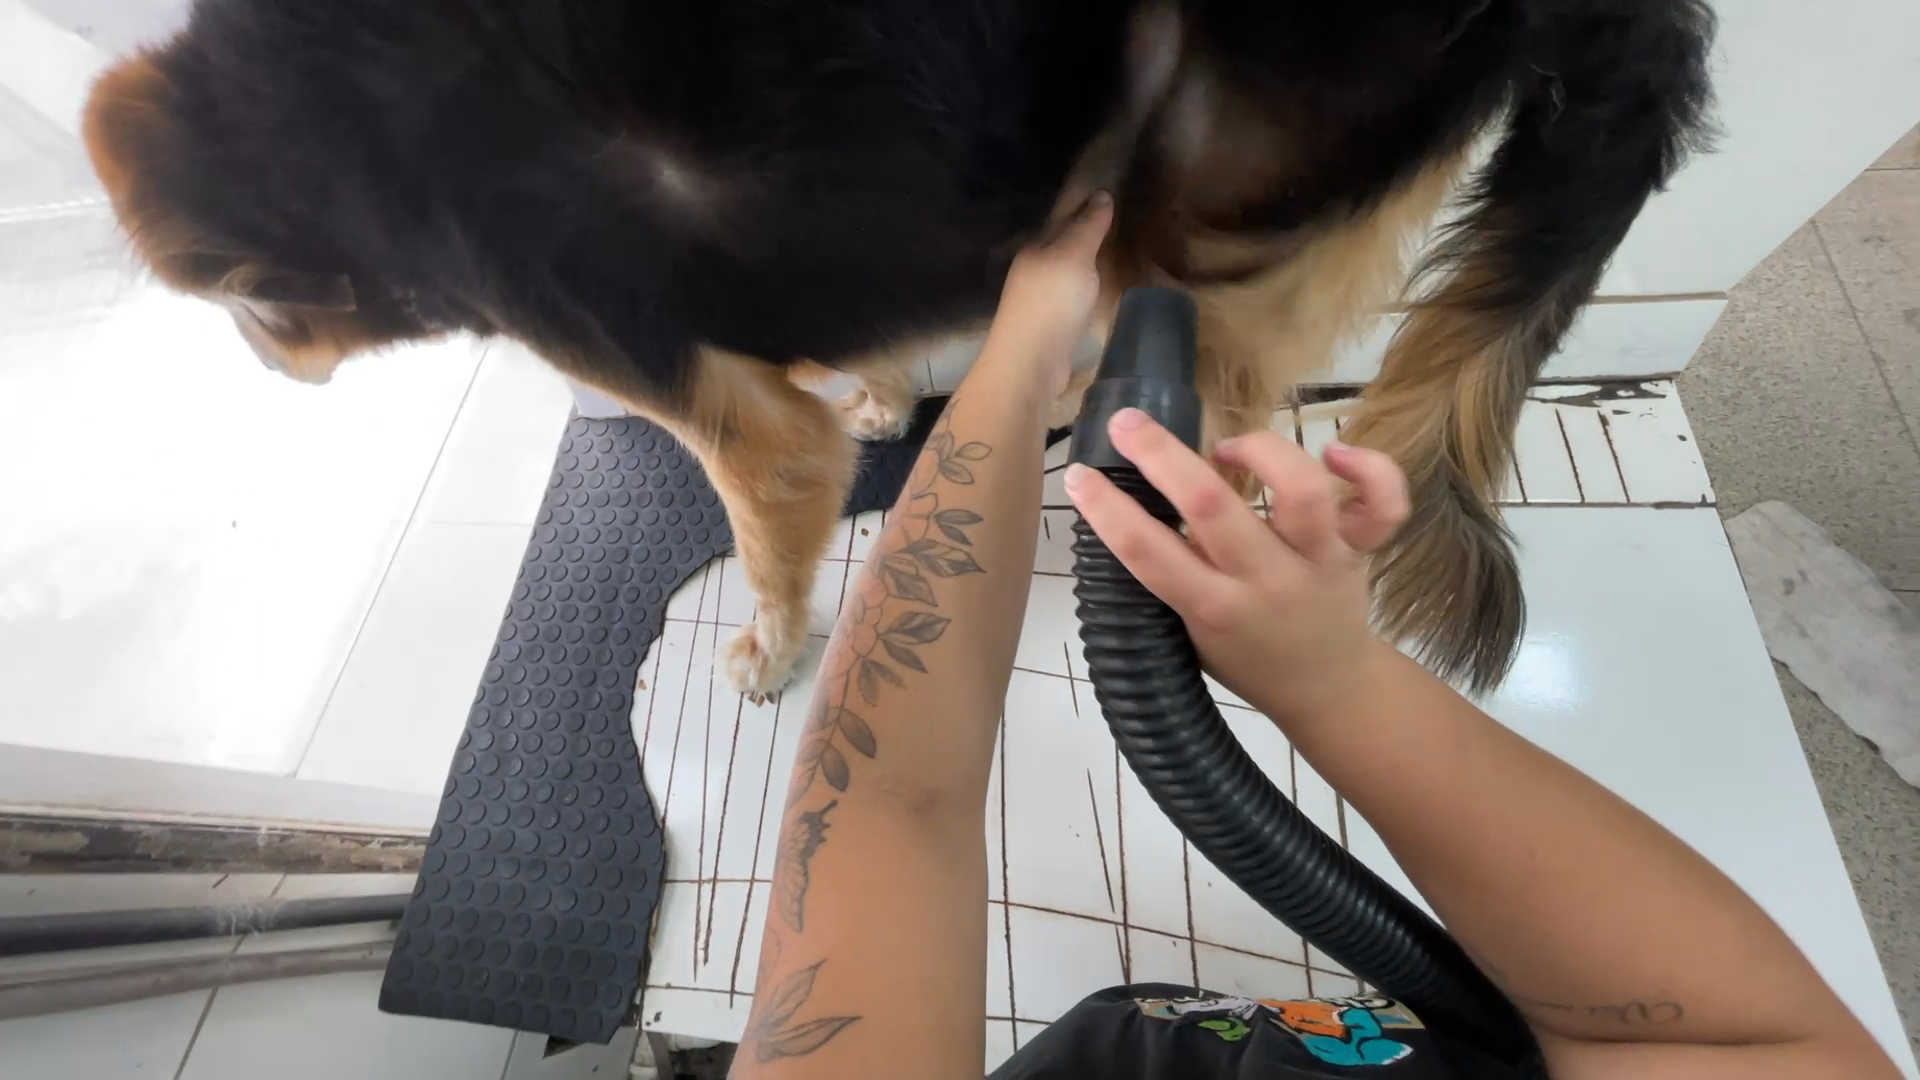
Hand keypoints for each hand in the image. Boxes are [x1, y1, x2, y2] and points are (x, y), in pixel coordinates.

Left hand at [983, 193, 1112, 399]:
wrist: (1030, 364)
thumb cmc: (1051, 303)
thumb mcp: (1073, 255)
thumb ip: (1087, 227)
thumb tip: (1101, 195)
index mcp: (1035, 251)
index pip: (1063, 221)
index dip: (1085, 209)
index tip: (1111, 196)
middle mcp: (1033, 274)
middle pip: (1062, 250)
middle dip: (1084, 238)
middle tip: (1119, 224)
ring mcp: (1039, 305)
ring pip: (1065, 278)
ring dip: (1084, 269)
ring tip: (1114, 257)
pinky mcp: (1049, 331)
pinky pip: (1071, 303)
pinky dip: (1084, 295)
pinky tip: (1098, 295)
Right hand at [1063, 409, 1409, 725]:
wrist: (1325, 687)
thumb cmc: (1243, 658)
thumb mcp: (1190, 632)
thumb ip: (1169, 578)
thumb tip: (1133, 510)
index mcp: (1214, 610)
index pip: (1149, 553)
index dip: (1107, 510)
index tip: (1079, 475)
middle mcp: (1267, 582)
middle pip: (1213, 507)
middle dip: (1161, 456)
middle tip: (1127, 423)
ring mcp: (1320, 563)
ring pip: (1300, 492)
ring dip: (1257, 452)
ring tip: (1227, 448)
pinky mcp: (1362, 551)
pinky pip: (1383, 505)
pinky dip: (1369, 468)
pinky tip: (1334, 449)